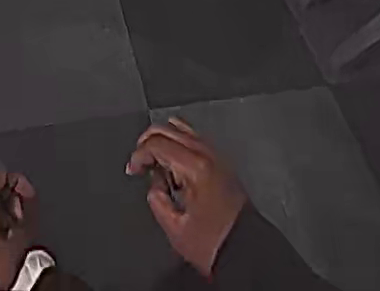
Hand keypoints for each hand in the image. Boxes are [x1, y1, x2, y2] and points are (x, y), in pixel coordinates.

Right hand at [126, 118, 247, 277]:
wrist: (247, 252)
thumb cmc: (216, 244)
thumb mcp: (176, 229)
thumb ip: (157, 199)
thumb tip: (154, 182)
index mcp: (195, 166)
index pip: (157, 143)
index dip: (139, 154)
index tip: (132, 169)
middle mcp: (206, 153)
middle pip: (167, 128)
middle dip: (147, 143)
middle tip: (140, 163)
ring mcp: (215, 154)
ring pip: (181, 128)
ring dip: (164, 140)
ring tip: (157, 165)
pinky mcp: (220, 160)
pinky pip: (193, 138)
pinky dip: (178, 144)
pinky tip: (176, 168)